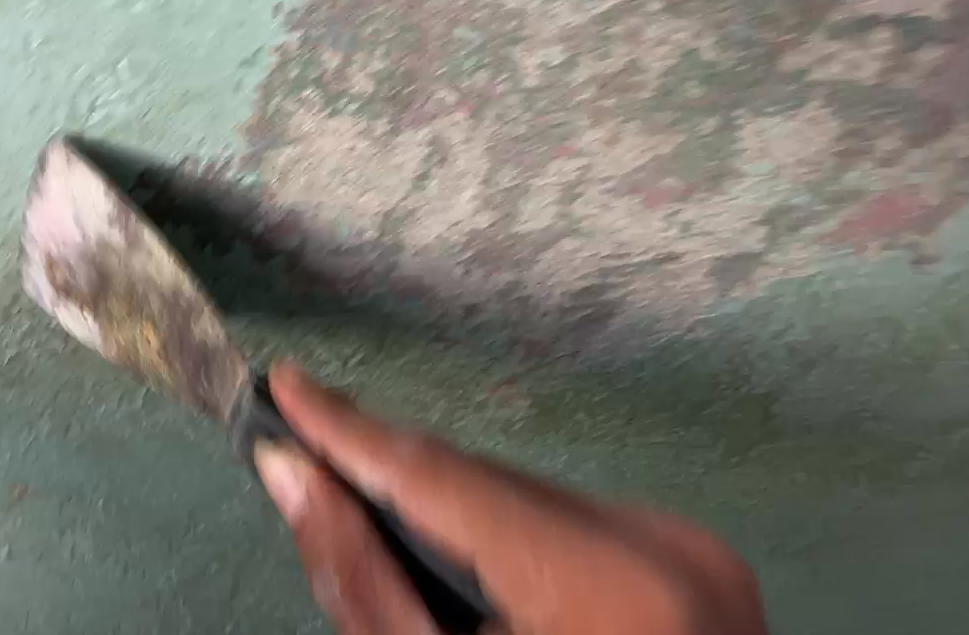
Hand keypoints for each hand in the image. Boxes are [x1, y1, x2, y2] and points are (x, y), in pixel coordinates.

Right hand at [253, 362, 766, 634]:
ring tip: (368, 499)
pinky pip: (545, 512)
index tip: (284, 383)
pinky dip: (486, 520)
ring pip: (504, 489)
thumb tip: (289, 468)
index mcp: (602, 586)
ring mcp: (680, 545)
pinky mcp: (684, 552)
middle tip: (305, 452)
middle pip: (471, 478)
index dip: (349, 429)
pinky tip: (448, 542)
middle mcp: (654, 543)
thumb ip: (358, 574)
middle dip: (384, 468)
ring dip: (433, 495)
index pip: (438, 475)